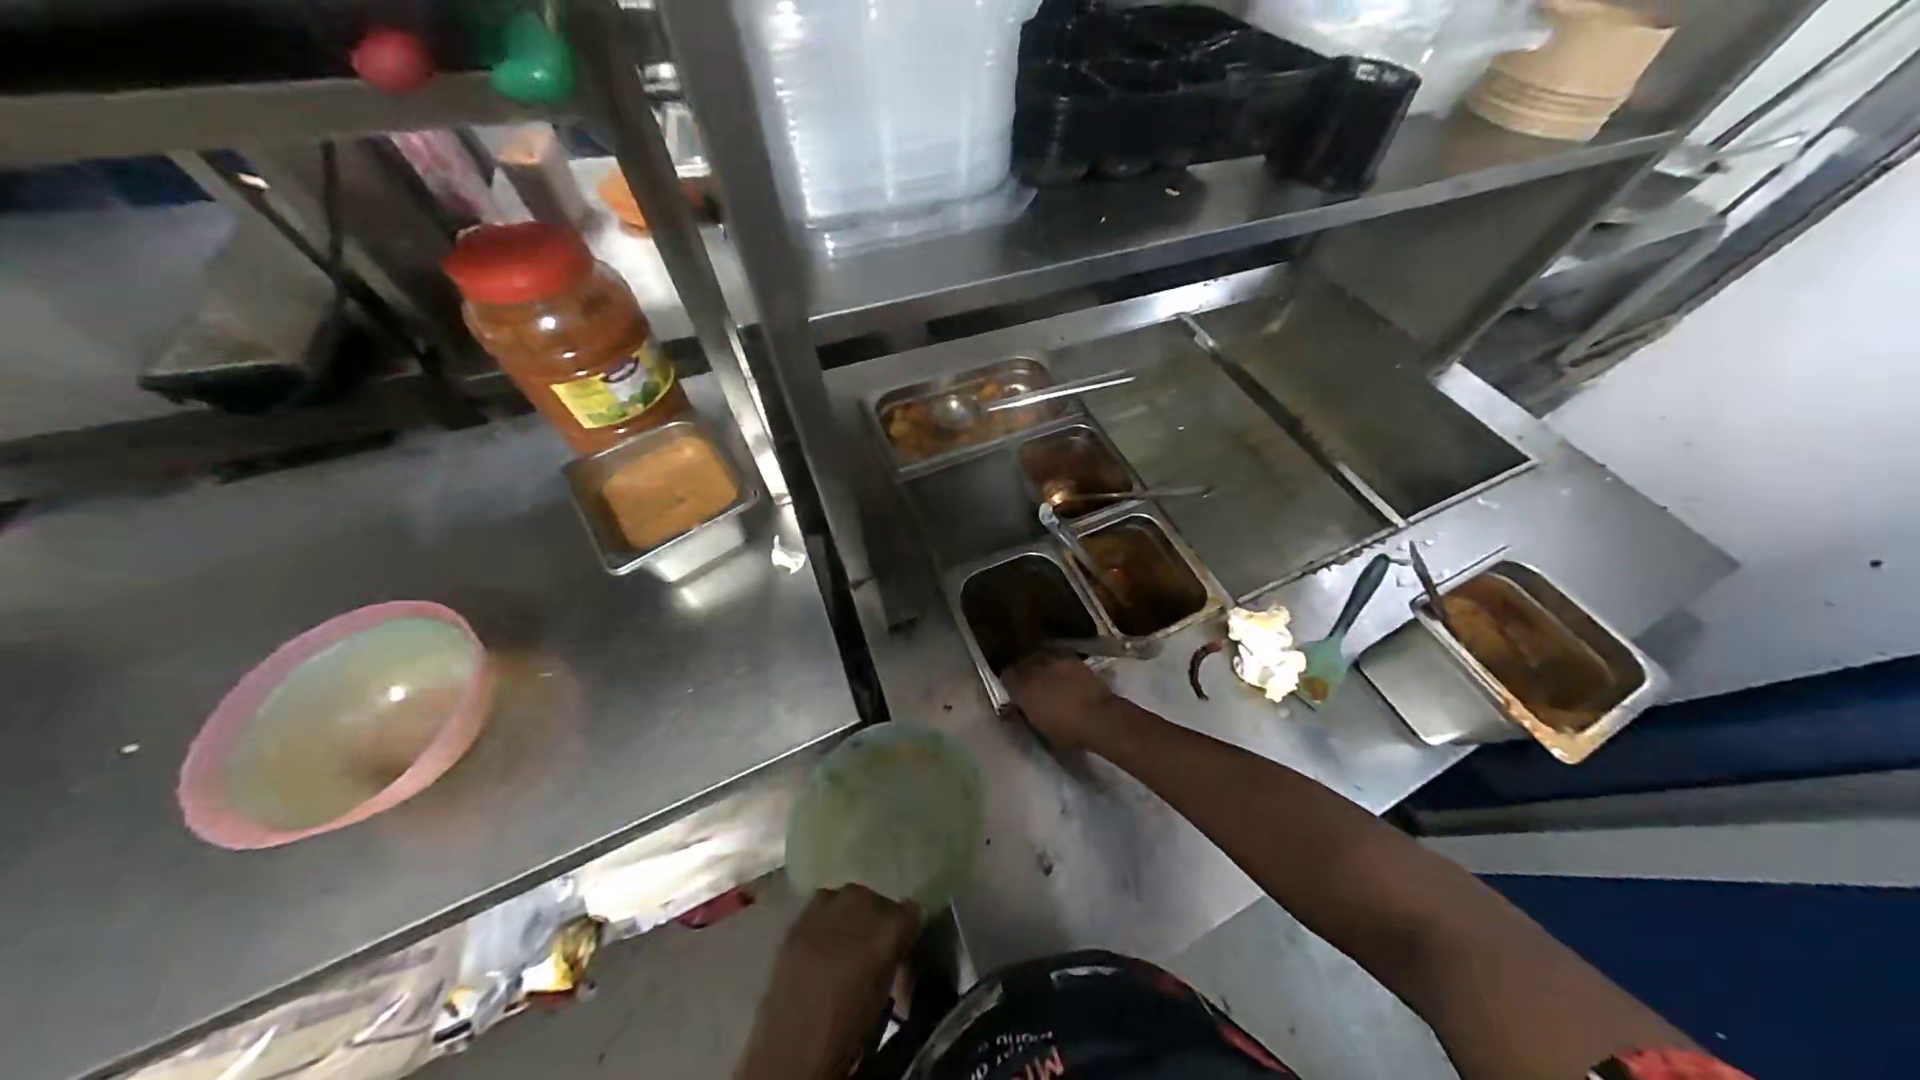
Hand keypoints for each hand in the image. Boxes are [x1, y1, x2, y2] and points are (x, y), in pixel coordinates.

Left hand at [735, 885, 919, 1079]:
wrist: (792, 1049)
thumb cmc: (848, 1031)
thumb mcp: (885, 993)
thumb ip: (893, 957)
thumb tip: (897, 944)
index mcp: (887, 932)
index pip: (911, 910)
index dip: (908, 929)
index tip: (904, 946)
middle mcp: (859, 909)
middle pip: (880, 900)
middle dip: (882, 920)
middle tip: (875, 947)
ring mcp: (826, 910)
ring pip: (852, 896)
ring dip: (854, 913)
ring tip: (848, 939)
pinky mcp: (799, 918)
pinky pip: (822, 902)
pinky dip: (828, 915)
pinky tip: (823, 939)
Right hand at [1002, 653, 1118, 752]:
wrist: (1099, 717)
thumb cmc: (1067, 730)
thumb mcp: (1038, 726)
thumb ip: (1025, 710)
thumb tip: (1018, 705)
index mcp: (1021, 688)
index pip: (1006, 676)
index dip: (1008, 682)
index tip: (1012, 689)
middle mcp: (1033, 669)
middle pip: (1020, 662)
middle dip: (1022, 669)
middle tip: (1028, 680)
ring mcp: (1053, 661)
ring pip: (1038, 656)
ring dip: (1038, 664)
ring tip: (1045, 674)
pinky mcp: (1071, 658)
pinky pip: (1056, 657)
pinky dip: (1056, 663)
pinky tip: (1061, 672)